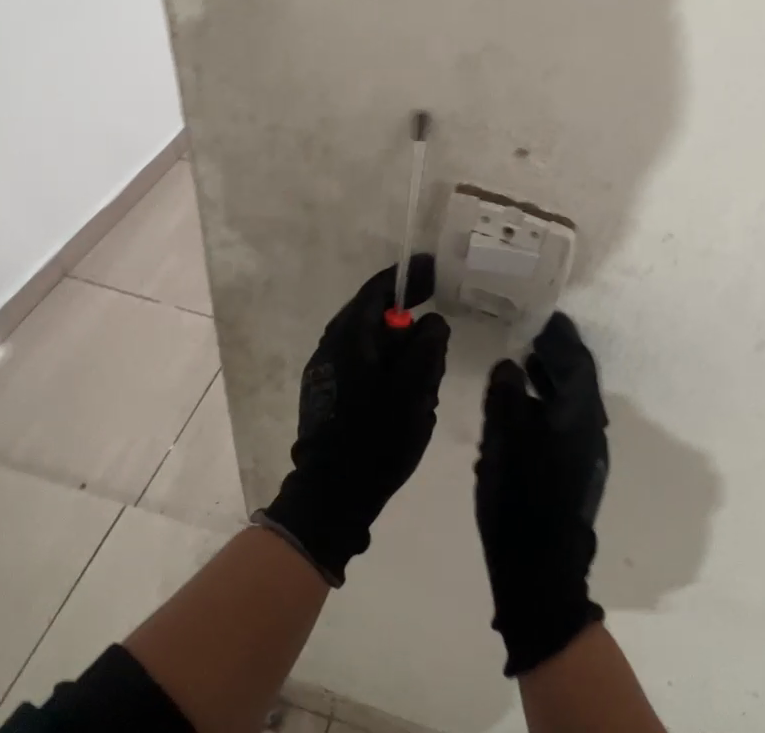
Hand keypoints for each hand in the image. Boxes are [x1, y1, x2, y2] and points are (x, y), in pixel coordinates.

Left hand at [256, 254, 449, 584]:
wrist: (332, 494)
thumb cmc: (376, 435)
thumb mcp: (415, 388)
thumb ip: (428, 346)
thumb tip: (430, 322)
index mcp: (350, 335)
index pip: (380, 288)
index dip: (411, 276)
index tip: (437, 271)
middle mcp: (331, 345)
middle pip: (374, 315)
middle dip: (408, 319)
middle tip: (439, 325)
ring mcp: (325, 370)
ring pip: (370, 343)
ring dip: (399, 349)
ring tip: (426, 370)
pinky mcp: (326, 393)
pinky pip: (362, 366)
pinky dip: (386, 367)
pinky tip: (405, 393)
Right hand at [474, 312, 608, 675]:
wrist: (541, 571)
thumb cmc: (521, 502)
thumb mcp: (504, 444)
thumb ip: (508, 399)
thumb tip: (511, 365)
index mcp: (578, 418)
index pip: (576, 363)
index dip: (562, 337)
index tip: (548, 315)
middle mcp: (590, 430)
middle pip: (578, 381)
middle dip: (557, 355)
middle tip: (532, 333)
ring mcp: (586, 453)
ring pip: (572, 403)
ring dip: (552, 380)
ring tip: (524, 362)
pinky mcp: (577, 471)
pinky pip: (565, 422)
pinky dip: (548, 404)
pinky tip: (523, 407)